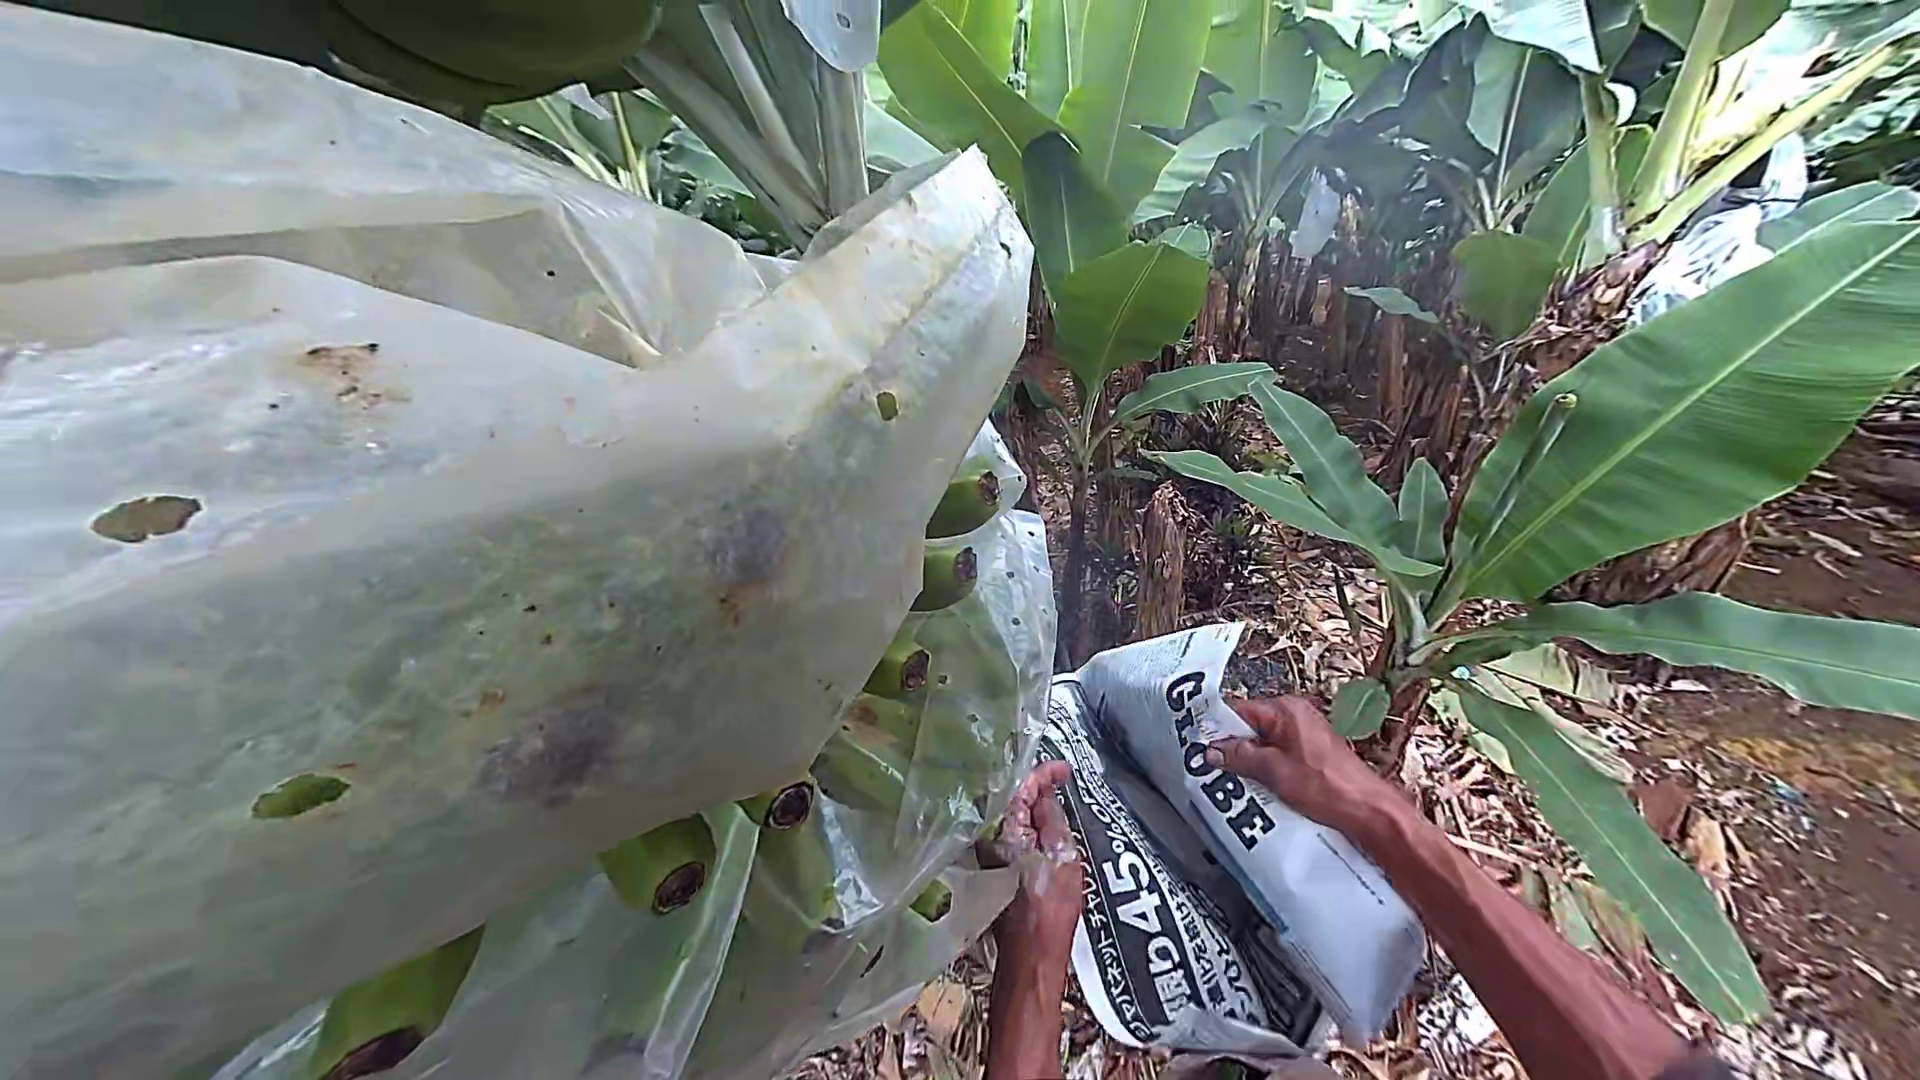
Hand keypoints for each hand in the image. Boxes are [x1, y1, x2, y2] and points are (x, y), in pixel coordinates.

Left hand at [984, 761, 1083, 956]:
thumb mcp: (1063, 855)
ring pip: (1012, 815)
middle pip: (1013, 796)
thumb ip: (1052, 818)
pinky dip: (1029, 824)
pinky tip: (1044, 827)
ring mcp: (990, 851)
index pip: (1022, 784)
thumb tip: (1046, 794)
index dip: (1044, 772)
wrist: (1031, 955)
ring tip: (1057, 799)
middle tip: (1062, 782)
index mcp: (1004, 827)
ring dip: (1033, 805)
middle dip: (1037, 785)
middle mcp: (990, 834)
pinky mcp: (995, 865)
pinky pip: (1012, 832)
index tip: (1065, 770)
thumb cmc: (1050, 907)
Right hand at [1203, 696, 1403, 836]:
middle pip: (1250, 726)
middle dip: (1234, 746)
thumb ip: (1239, 756)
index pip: (1238, 710)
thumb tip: (1212, 750)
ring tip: (1238, 779)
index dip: (1219, 728)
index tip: (1202, 745)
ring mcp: (1305, 734)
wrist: (1372, 814)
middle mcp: (1295, 715)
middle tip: (1217, 766)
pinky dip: (1266, 767)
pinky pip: (1277, 754)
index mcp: (1286, 709)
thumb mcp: (1273, 771)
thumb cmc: (1328, 788)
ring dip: (1250, 760)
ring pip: (1263, 742)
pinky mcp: (1311, 753)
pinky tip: (1261, 784)